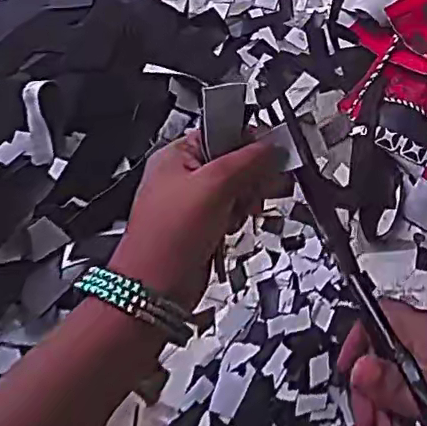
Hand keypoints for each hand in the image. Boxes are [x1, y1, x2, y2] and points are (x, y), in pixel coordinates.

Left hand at [108, 131, 284, 304]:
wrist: (154, 294)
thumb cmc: (166, 240)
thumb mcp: (215, 185)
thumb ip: (248, 159)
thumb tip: (272, 145)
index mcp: (176, 154)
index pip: (224, 131)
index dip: (249, 143)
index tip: (267, 157)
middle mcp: (183, 175)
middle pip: (235, 160)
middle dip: (250, 177)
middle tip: (254, 188)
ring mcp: (193, 201)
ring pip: (237, 186)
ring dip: (246, 199)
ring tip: (240, 210)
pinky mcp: (202, 225)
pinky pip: (232, 209)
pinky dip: (238, 217)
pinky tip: (232, 226)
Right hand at [339, 299, 426, 425]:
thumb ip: (392, 383)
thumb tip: (360, 368)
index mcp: (426, 332)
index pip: (379, 313)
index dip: (358, 336)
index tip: (348, 367)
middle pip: (380, 348)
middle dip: (369, 385)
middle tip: (368, 417)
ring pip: (389, 373)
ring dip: (382, 406)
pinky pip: (404, 390)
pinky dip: (396, 412)